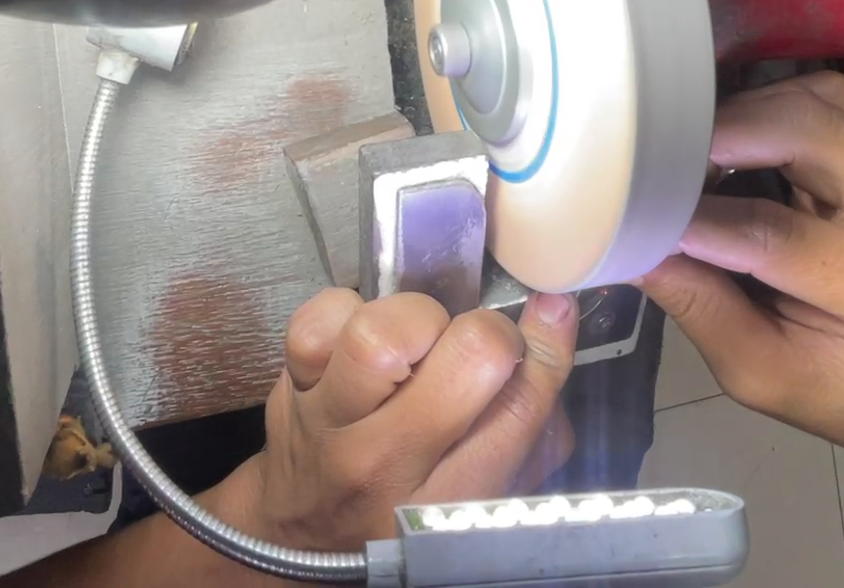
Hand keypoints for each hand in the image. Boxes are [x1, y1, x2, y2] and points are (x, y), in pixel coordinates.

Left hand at [204, 289, 577, 551]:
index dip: (544, 348)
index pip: (519, 409)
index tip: (547, 314)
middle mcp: (389, 464)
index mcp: (450, 502)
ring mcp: (330, 421)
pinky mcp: (290, 383)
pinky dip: (346, 309)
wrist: (302, 535)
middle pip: (467, 356)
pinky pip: (321, 316)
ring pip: (383, 331)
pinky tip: (358, 334)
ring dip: (413, 318)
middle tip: (473, 344)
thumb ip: (526, 422)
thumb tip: (552, 320)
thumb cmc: (398, 509)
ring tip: (413, 341)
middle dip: (486, 332)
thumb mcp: (478, 492)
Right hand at [639, 72, 843, 467]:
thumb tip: (630, 244)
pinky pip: (822, 105)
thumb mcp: (759, 374)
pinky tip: (730, 147)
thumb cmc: (840, 394)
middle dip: (723, 136)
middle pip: (812, 134)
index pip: (783, 236)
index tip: (639, 216)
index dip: (700, 220)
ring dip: (741, 120)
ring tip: (691, 156)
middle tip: (659, 158)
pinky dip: (764, 114)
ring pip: (816, 105)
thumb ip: (698, 306)